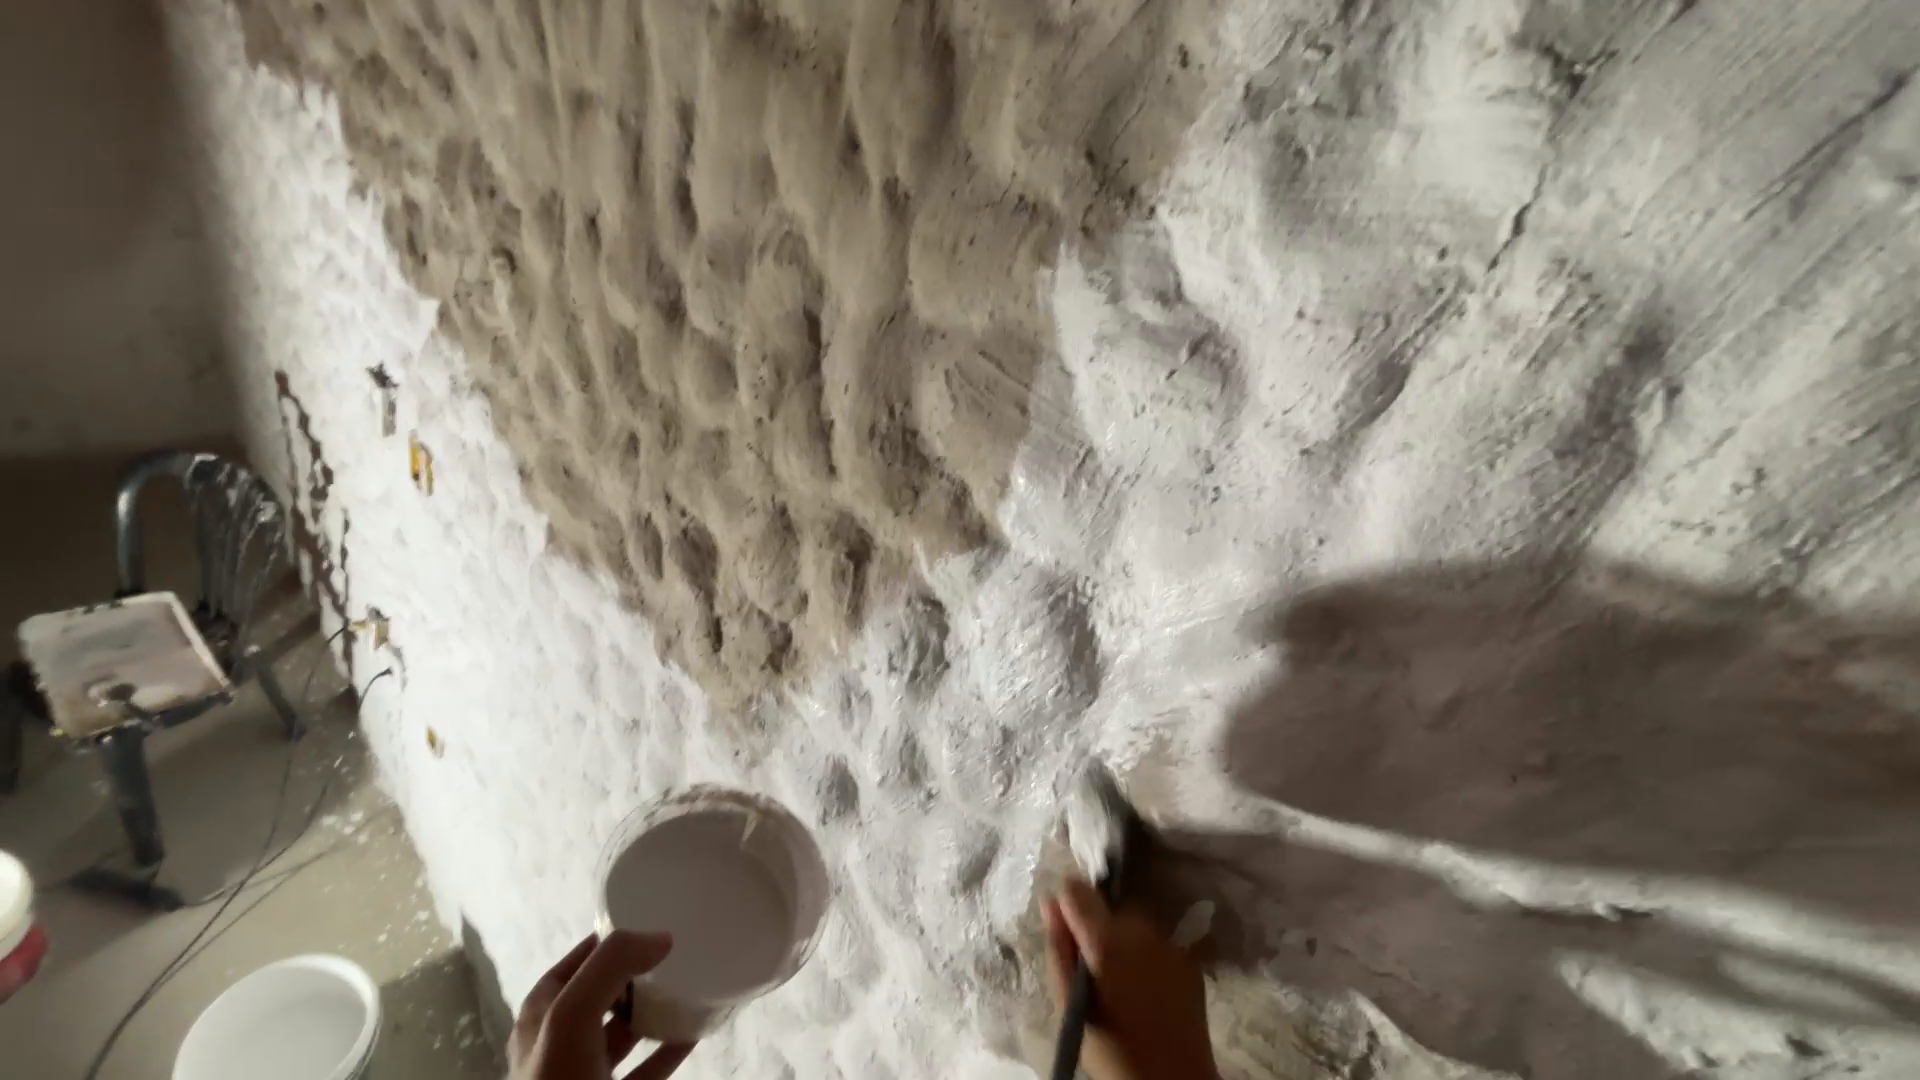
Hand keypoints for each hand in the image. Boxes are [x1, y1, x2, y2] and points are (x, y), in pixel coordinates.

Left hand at [509, 931, 696, 1079]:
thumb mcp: (571, 1016)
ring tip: (689, 986)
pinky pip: (647, 1068)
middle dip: (637, 972)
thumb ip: (610, 966)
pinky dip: (670, 1047)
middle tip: (677, 952)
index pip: (577, 961)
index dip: (610, 939)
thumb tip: (659, 937)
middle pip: (603, 994)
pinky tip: (694, 1031)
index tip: (653, 919)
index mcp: (541, 1017)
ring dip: (655, 1009)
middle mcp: (559, 1044)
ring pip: (624, 1032)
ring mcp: (585, 1077)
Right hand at [1044, 878, 1218, 1079]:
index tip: (1065, 927)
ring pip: (1133, 922)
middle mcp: (1140, 930)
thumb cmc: (1112, 1050)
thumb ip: (1058, 949)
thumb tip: (1050, 902)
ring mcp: (1168, 941)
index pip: (1076, 889)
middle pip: (1108, 906)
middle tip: (1094, 968)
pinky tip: (1145, 985)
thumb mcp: (1070, 1005)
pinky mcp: (1188, 958)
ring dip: (1123, 938)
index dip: (1066, 903)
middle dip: (1097, 927)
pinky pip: (1157, 941)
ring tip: (1121, 979)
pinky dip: (1147, 953)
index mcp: (1105, 940)